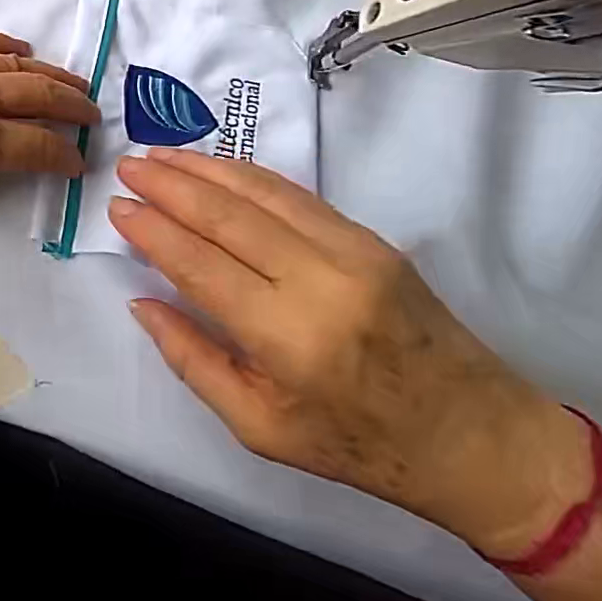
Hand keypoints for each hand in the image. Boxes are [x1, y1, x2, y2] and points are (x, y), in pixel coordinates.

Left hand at [0, 32, 98, 217]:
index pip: (37, 147)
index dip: (63, 157)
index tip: (75, 163)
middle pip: (38, 96)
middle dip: (73, 107)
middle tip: (91, 116)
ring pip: (14, 64)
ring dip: (48, 75)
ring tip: (71, 83)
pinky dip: (4, 46)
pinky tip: (22, 52)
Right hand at [108, 148, 591, 556]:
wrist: (485, 442)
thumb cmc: (359, 445)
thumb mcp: (257, 426)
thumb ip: (191, 360)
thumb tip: (141, 302)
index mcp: (287, 336)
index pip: (198, 263)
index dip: (152, 230)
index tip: (116, 207)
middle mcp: (321, 283)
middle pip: (226, 216)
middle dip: (169, 186)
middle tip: (127, 166)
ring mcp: (355, 254)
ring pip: (261, 193)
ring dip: (203, 168)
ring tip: (158, 154)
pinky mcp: (374, 242)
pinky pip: (295, 195)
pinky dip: (246, 176)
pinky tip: (215, 167)